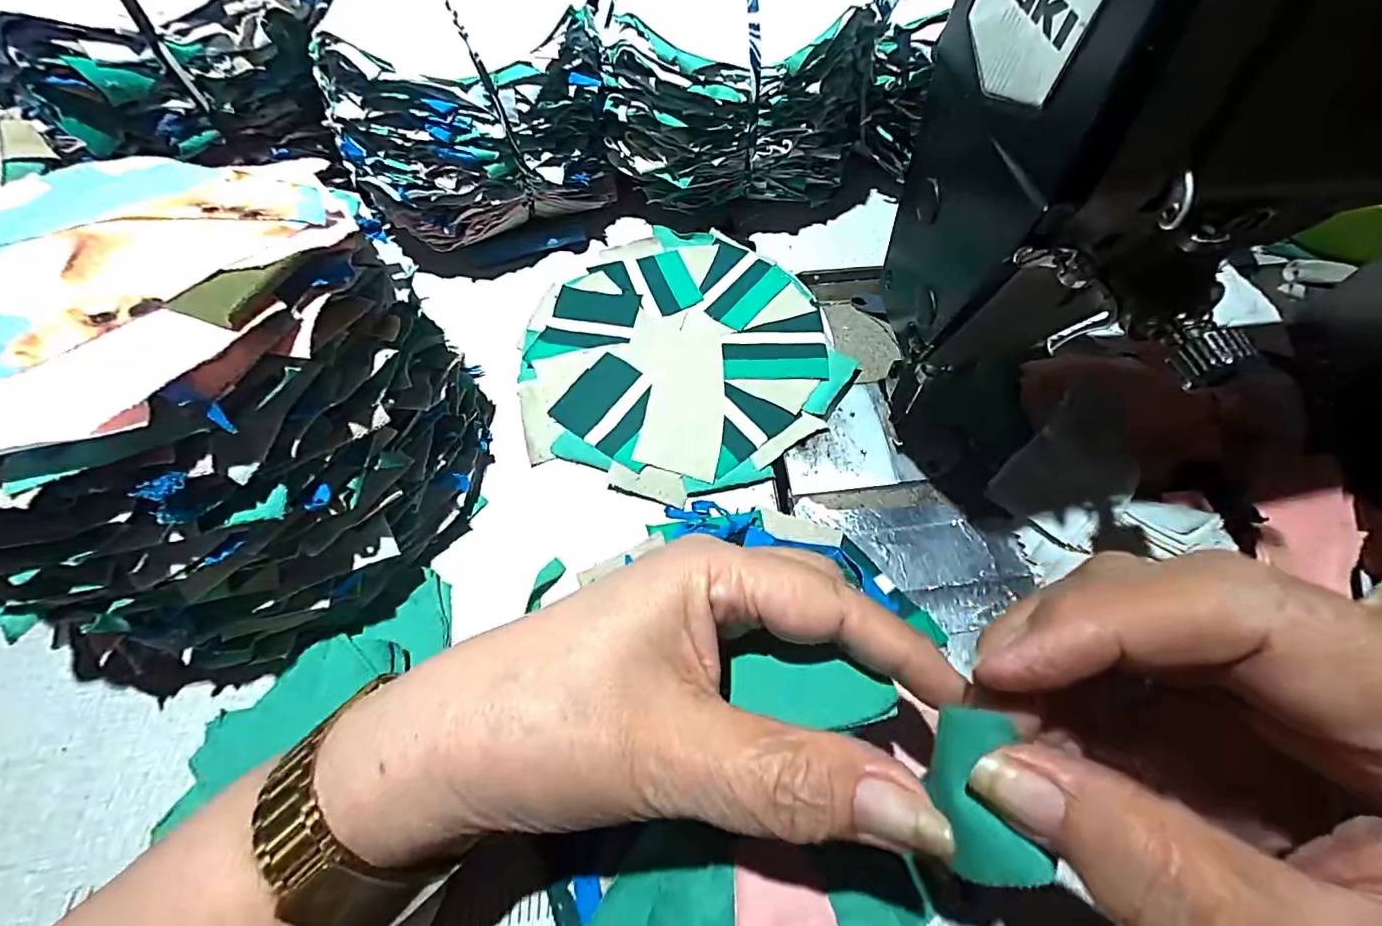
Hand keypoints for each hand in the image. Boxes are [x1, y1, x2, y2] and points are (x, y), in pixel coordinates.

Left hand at [313, 536, 965, 867]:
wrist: (417, 770)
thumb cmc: (541, 730)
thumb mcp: (672, 753)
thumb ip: (792, 780)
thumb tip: (917, 814)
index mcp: (718, 567)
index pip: (836, 601)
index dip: (905, 651)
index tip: (963, 704)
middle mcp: (718, 584)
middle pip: (824, 621)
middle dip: (883, 673)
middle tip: (938, 732)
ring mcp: (699, 627)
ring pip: (798, 658)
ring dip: (844, 705)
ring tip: (897, 747)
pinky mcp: (683, 672)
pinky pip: (764, 691)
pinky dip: (801, 726)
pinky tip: (823, 759)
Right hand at [963, 552, 1381, 925]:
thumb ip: (1171, 881)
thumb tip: (1000, 779)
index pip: (1260, 611)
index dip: (1114, 618)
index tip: (1003, 662)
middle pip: (1205, 605)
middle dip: (1078, 637)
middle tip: (986, 696)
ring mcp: (1334, 707)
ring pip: (1172, 640)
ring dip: (1073, 673)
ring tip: (1000, 722)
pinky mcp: (1286, 742)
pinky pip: (1171, 703)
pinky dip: (1096, 719)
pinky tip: (1047, 745)